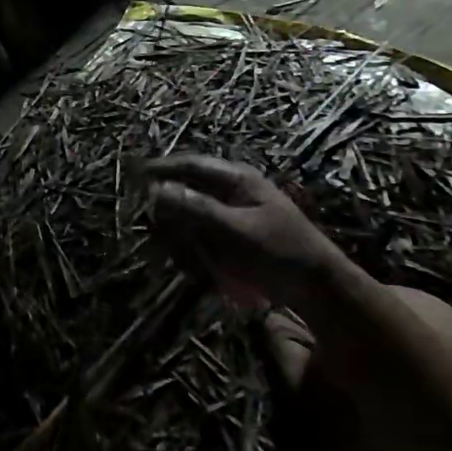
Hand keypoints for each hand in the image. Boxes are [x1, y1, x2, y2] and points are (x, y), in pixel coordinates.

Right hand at [143, 155, 349, 307]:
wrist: (317, 286)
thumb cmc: (280, 251)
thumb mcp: (236, 230)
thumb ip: (197, 208)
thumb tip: (158, 189)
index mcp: (236, 179)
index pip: (190, 164)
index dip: (161, 169)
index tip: (134, 177)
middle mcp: (232, 191)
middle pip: (186, 193)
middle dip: (173, 219)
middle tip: (165, 242)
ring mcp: (232, 214)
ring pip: (191, 220)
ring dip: (185, 241)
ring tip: (193, 266)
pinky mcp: (233, 236)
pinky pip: (203, 238)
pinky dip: (197, 253)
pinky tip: (203, 273)